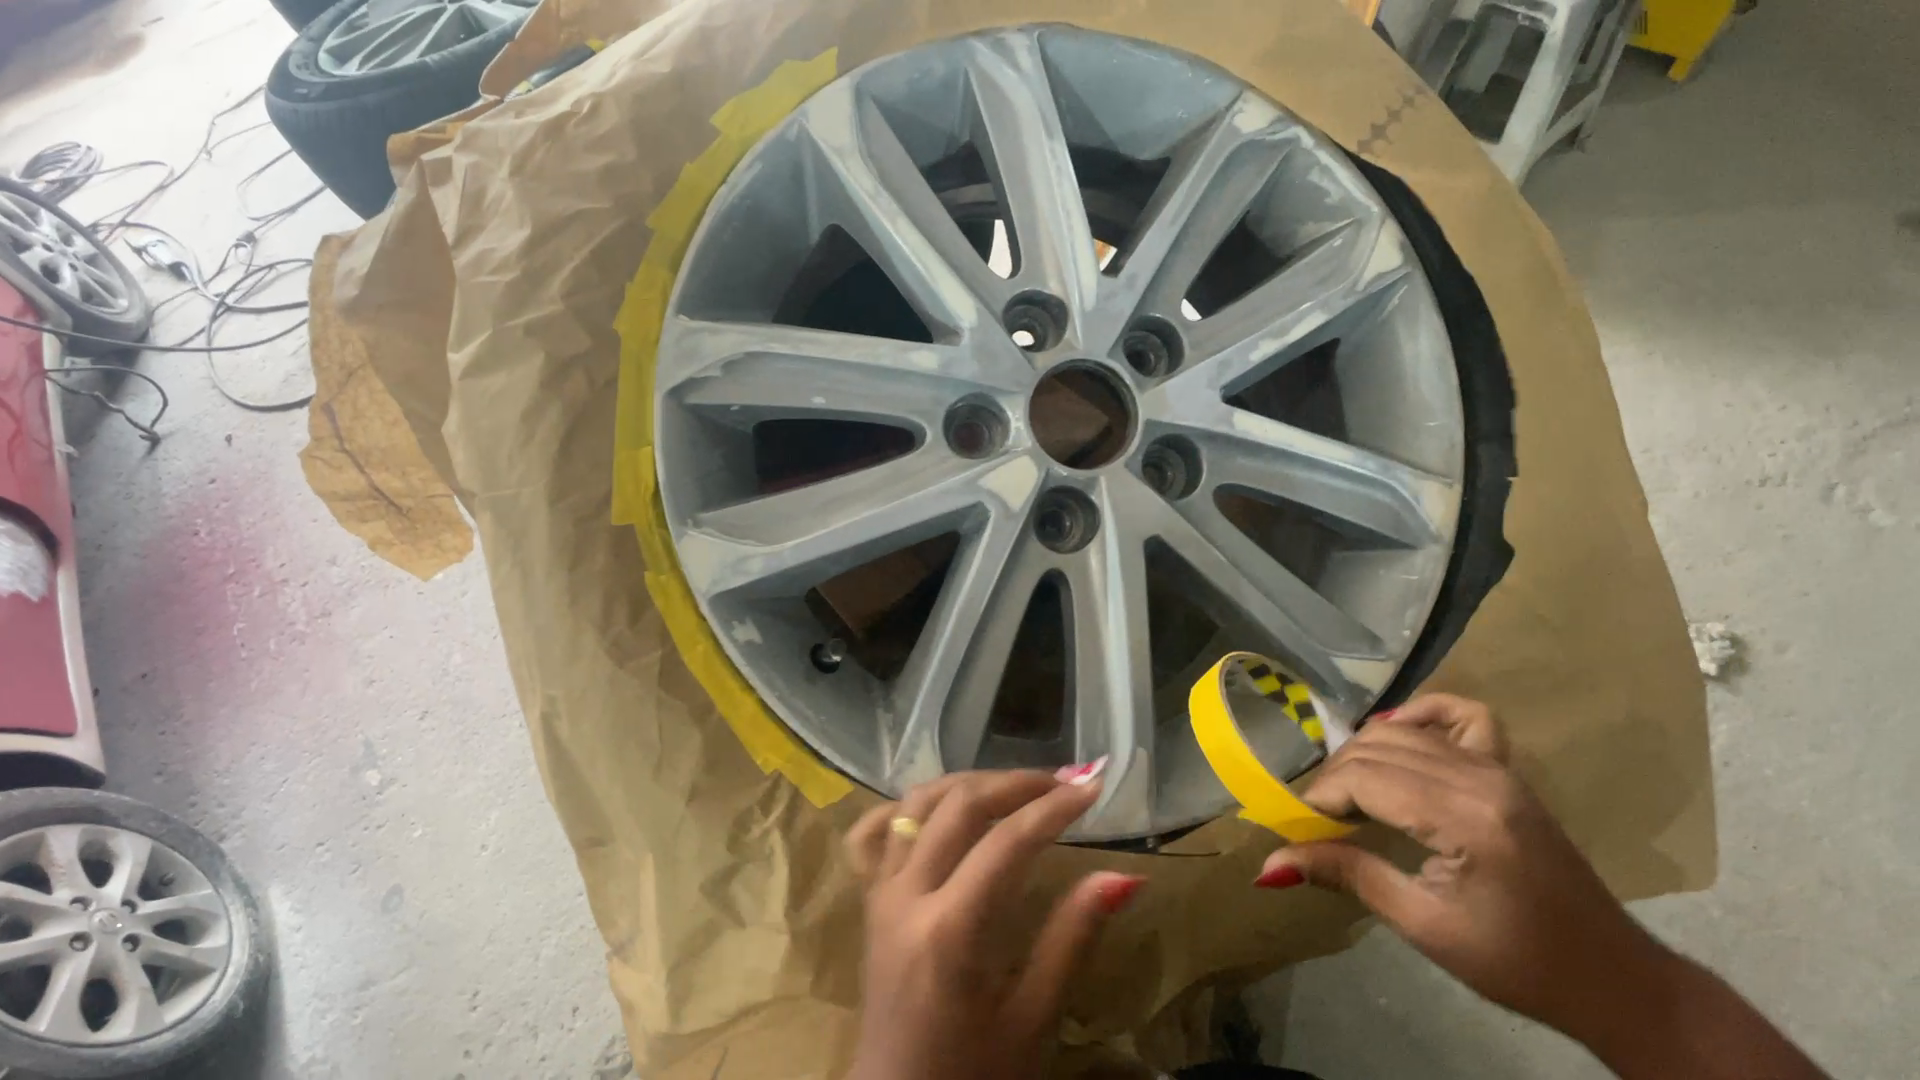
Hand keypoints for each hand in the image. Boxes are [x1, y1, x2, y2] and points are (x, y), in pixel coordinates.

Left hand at [842, 762, 1142, 1079]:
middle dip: (1016, 783)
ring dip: (968, 783)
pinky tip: (939, 806)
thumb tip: (1123, 876)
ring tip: (1016, 785)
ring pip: (916, 805)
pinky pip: (871, 834)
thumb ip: (1072, 938)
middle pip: (959, 807)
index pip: (1007, 842)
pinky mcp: (866, 902)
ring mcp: (878, 895)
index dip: (1054, 808)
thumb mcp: (1033, 1016)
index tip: (1093, 785)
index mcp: (950, 930)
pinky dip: (905, 808)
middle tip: (1064, 780)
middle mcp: (906, 897)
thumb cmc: (973, 1072)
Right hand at [1253, 695, 1659, 1036]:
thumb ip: (1348, 876)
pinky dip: (1422, 716)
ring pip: (1408, 733)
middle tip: (1316, 819)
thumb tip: (1268, 866)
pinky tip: (1396, 734)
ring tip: (1345, 794)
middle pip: (1379, 749)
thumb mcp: (1423, 925)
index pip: (1366, 777)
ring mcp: (1500, 768)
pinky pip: (1462, 718)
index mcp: (1464, 818)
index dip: (1320, 796)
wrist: (1612, 977)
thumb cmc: (1517, 963)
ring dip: (1363, 754)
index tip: (1297, 826)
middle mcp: (1482, 778)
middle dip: (1335, 777)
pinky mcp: (1509, 771)